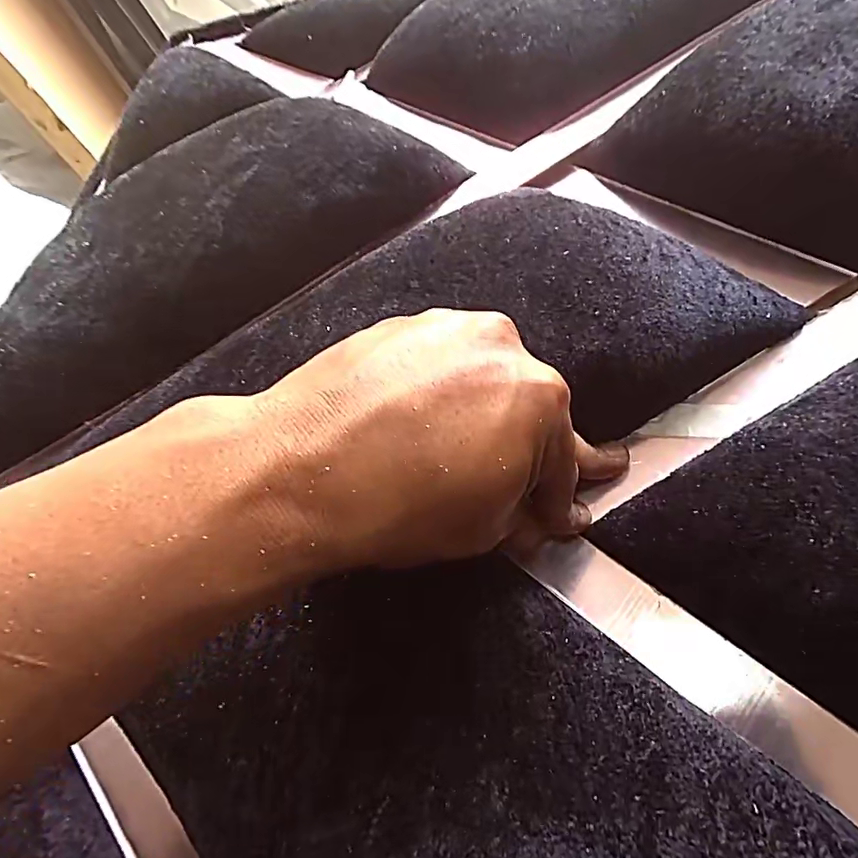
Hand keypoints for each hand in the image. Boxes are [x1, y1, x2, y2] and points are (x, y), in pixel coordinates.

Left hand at [203, 309, 627, 573]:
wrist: (294, 473)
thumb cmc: (392, 504)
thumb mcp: (483, 530)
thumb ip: (526, 517)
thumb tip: (540, 517)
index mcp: (541, 400)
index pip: (564, 459)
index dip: (558, 497)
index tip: (555, 512)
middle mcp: (503, 351)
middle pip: (529, 410)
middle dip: (524, 451)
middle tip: (511, 482)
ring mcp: (450, 331)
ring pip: (487, 380)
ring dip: (484, 414)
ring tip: (455, 454)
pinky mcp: (405, 326)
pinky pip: (442, 364)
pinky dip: (442, 392)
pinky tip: (423, 425)